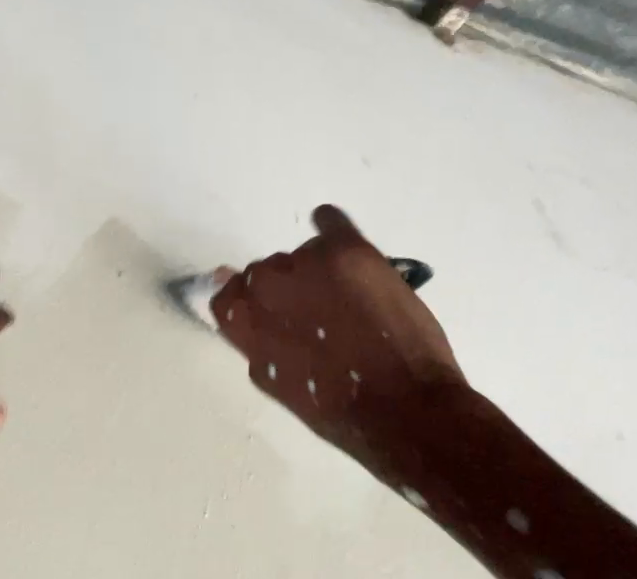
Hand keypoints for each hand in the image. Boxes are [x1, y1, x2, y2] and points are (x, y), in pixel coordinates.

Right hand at [210, 205, 464, 456]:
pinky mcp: (347, 251)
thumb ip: (249, 333)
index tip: (281, 321)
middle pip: (268, 271)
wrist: (407, 412)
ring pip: (303, 256)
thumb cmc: (337, 409)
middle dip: (290, 290)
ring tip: (353, 304)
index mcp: (240, 314)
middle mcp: (264, 280)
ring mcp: (306, 262)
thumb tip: (230, 293)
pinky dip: (333, 227)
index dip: (256, 305)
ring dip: (319, 273)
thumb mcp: (275, 379)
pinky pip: (331, 222)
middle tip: (323, 317)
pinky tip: (340, 240)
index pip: (229, 292)